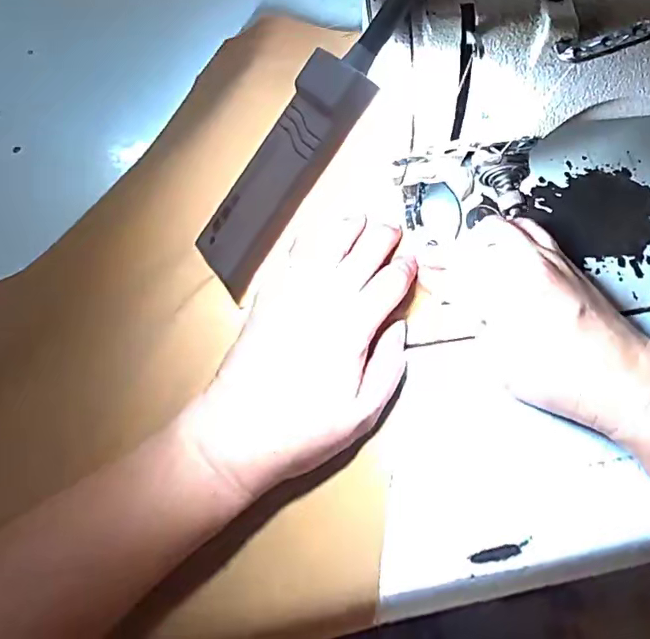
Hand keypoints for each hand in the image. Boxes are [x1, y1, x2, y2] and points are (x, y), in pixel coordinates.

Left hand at [179, 216, 414, 501]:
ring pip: (329, 245)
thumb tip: (399, 329)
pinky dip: (311, 239)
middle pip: (363, 253)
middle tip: (394, 231)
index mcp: (353, 327)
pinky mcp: (271, 294)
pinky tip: (318, 236)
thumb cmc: (300, 429)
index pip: (389, 283)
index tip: (414, 261)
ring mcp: (296, 292)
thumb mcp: (360, 415)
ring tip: (361, 219)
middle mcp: (326, 299)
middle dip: (384, 238)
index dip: (406, 268)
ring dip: (349, 228)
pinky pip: (295, 255)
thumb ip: (388, 369)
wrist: (235, 430)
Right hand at [417, 217, 649, 440]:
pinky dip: (509, 234)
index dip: (437, 270)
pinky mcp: (567, 261)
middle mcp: (530, 265)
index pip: (460, 270)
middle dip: (456, 250)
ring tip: (471, 255)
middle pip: (479, 239)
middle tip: (445, 264)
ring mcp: (551, 259)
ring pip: (504, 227)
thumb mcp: (507, 367)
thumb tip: (465, 309)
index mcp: (511, 291)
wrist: (626, 377)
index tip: (426, 270)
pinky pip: (530, 230)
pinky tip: (507, 249)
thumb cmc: (575, 381)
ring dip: (481, 238)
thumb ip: (480, 329)